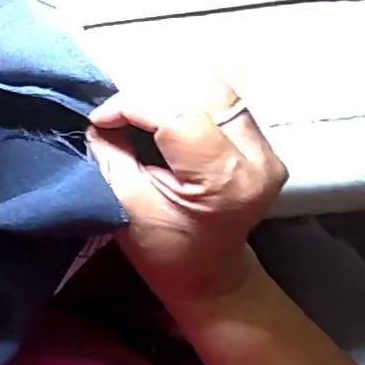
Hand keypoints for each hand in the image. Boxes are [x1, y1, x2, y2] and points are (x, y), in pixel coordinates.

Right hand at [86, 78, 286, 309]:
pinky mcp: (260, 143)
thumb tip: (100, 120)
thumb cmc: (162, 248)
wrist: (208, 274)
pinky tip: (160, 116)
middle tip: (116, 116)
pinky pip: (219, 101)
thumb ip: (110, 152)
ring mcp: (265, 149)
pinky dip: (182, 100)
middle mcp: (256, 158)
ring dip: (166, 94)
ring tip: (137, 113)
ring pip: (212, 89)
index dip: (129, 106)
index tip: (98, 120)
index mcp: (224, 181)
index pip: (177, 116)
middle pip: (199, 93)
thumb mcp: (123, 202)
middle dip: (147, 96)